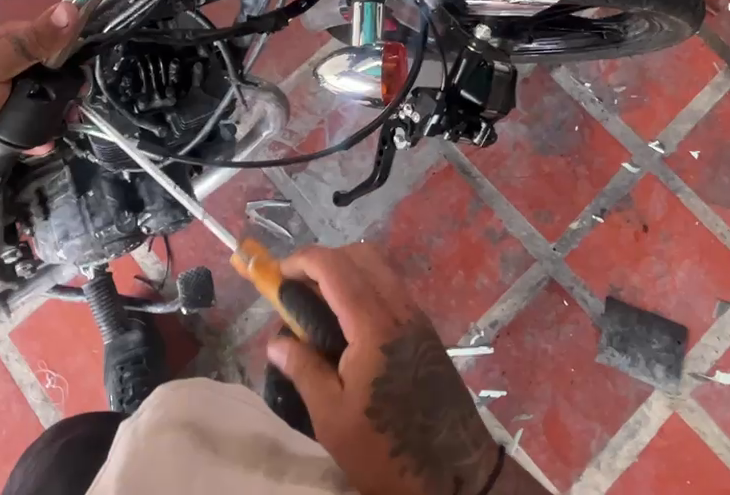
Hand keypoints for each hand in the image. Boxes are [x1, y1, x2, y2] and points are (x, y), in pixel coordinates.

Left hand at [0, 1, 78, 192]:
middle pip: (28, 70)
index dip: (54, 43)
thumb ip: (35, 40)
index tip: (82, 58)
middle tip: (80, 96)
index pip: (26, 35)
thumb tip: (73, 8)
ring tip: (70, 120)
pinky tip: (45, 142)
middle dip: (54, 83)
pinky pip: (14, 130)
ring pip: (23, 101)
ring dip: (45, 111)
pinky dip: (30, 135)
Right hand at [266, 245, 515, 494]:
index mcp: (374, 325)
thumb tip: (276, 341)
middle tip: (297, 289)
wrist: (454, 477)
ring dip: (346, 272)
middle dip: (324, 260)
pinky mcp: (425, 332)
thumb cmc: (386, 448)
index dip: (302, 261)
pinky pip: (391, 289)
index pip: (335, 268)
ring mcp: (417, 318)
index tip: (276, 274)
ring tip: (319, 306)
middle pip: (360, 256)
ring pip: (379, 269)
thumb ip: (304, 369)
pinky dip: (364, 288)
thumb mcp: (333, 417)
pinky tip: (347, 324)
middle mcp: (399, 310)